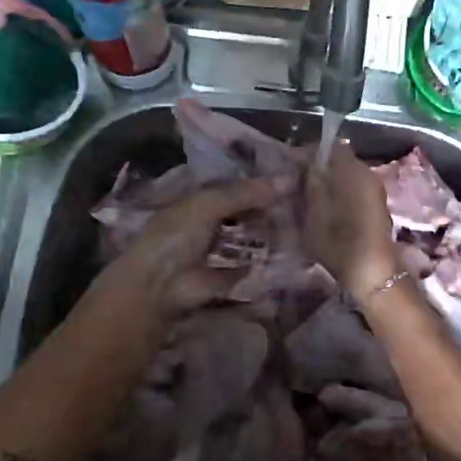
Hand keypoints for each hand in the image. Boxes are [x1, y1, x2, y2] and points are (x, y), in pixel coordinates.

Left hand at [116, 178, 285, 312]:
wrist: (160, 285)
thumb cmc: (177, 235)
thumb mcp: (209, 204)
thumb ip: (245, 192)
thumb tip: (288, 180)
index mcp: (199, 198)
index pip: (233, 183)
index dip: (257, 180)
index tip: (288, 174)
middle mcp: (210, 219)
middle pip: (245, 208)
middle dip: (267, 205)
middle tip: (299, 198)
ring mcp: (221, 247)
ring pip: (251, 233)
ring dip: (271, 229)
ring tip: (300, 221)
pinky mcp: (230, 273)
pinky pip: (255, 261)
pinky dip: (270, 257)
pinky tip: (293, 247)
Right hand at [304, 142, 400, 298]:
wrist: (373, 274)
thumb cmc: (340, 243)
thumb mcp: (315, 214)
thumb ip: (312, 185)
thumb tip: (308, 167)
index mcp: (353, 171)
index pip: (329, 148)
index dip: (308, 153)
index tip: (290, 166)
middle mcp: (368, 174)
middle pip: (339, 161)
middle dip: (317, 169)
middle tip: (293, 183)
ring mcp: (375, 191)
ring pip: (346, 176)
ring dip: (327, 183)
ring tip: (305, 197)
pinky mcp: (376, 206)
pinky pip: (353, 189)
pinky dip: (338, 194)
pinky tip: (323, 209)